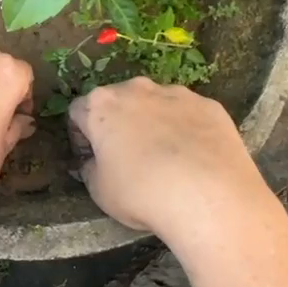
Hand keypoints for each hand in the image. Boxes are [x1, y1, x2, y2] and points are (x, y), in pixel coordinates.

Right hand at [68, 78, 267, 238]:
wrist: (209, 196)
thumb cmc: (142, 192)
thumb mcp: (100, 191)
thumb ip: (90, 169)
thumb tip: (93, 162)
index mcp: (102, 106)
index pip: (78, 112)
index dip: (81, 136)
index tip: (91, 158)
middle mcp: (137, 89)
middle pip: (118, 101)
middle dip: (117, 124)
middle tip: (126, 157)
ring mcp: (176, 94)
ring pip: (155, 104)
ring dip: (152, 123)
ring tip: (164, 159)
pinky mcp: (209, 105)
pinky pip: (188, 114)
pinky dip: (185, 129)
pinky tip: (193, 158)